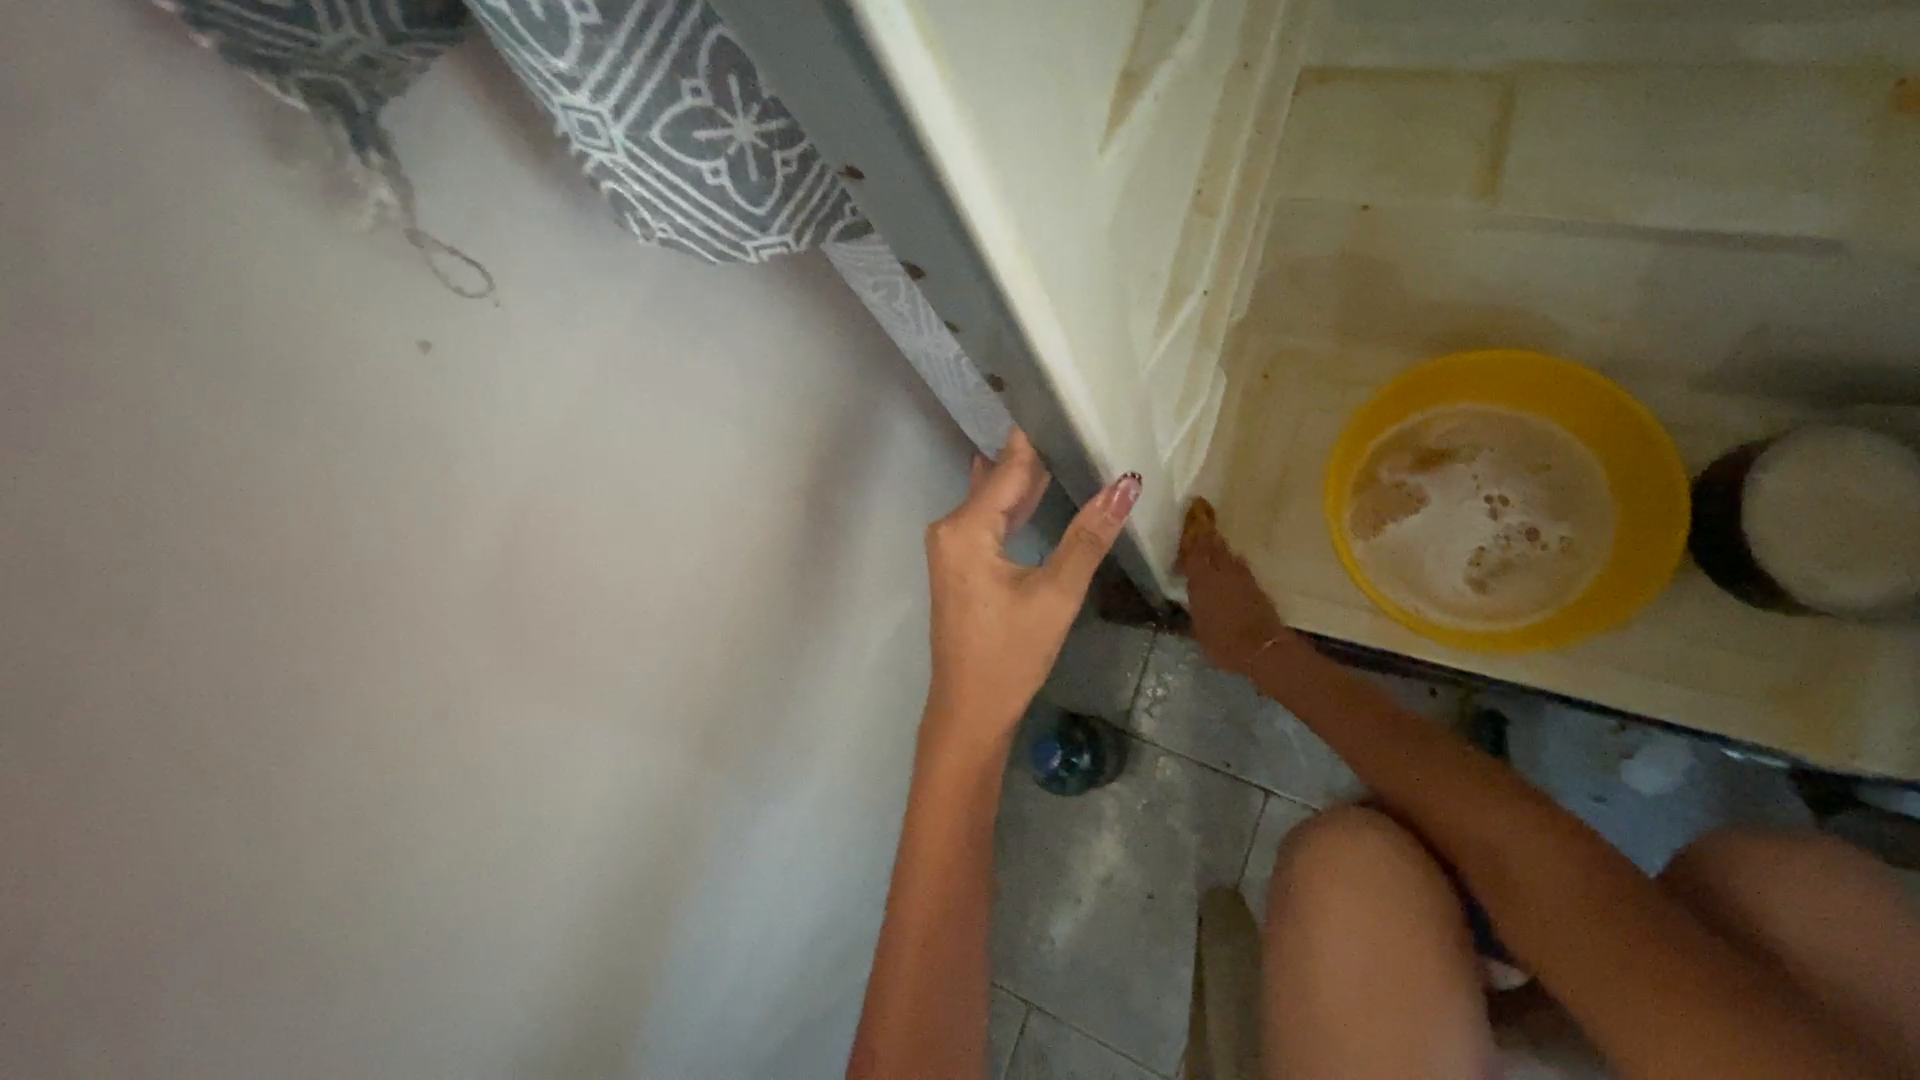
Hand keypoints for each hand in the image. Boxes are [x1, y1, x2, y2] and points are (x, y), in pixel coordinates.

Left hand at [923, 429, 1140, 747]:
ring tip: (1065, 445)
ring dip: (1026, 482)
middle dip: (1035, 456)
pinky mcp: (959, 565)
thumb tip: (1126, 484)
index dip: (1037, 435)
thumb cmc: (1011, 655)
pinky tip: (1037, 492)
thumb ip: (1089, 536)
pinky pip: (988, 522)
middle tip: (1073, 416)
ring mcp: (951, 548)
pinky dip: (1014, 508)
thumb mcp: (1056, 594)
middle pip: (998, 480)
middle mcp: (950, 529)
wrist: (969, 709)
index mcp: (966, 528)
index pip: (1010, 468)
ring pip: (993, 502)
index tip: (1059, 396)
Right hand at [1177, 497, 1289, 676]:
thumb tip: (1192, 594)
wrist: (1262, 648)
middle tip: (1200, 514)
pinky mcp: (1255, 585)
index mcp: (1202, 581)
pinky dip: (1232, 559)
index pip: (1193, 552)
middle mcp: (1221, 573)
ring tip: (1213, 535)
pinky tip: (1232, 559)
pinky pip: (1239, 565)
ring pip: (1226, 553)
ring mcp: (1241, 577)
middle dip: (1205, 531)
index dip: (1190, 536)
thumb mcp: (1198, 627)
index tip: (1188, 519)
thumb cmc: (1223, 642)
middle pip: (1212, 546)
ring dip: (1218, 543)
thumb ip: (1195, 605)